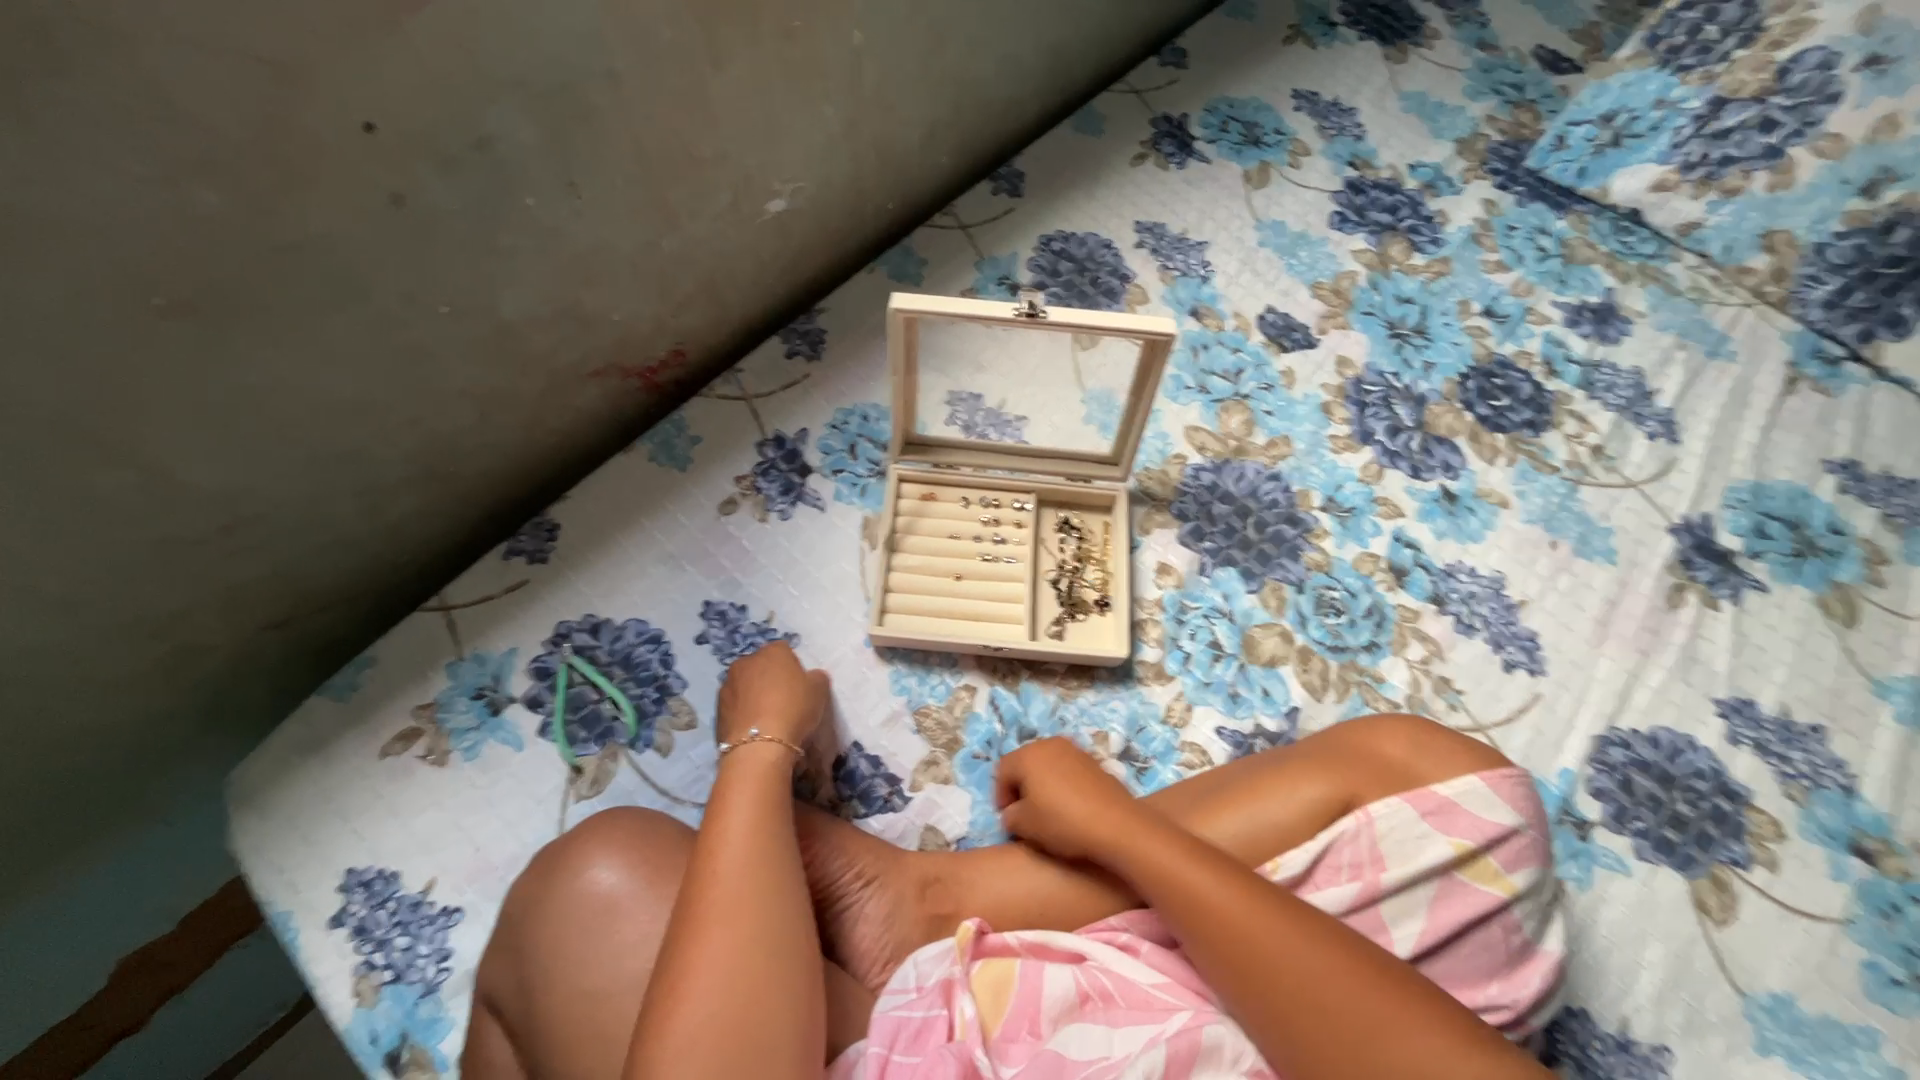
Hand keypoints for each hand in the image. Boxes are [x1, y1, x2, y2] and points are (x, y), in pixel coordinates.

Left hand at [717, 643, 830, 745]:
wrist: (759, 746)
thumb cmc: (793, 709)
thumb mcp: (819, 691)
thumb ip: (816, 678)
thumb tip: (811, 677)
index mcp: (772, 651)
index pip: (784, 651)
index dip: (793, 667)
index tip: (799, 686)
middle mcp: (745, 661)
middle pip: (761, 666)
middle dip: (769, 678)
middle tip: (782, 700)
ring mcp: (727, 684)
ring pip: (745, 685)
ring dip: (753, 695)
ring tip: (766, 718)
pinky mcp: (716, 709)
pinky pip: (735, 706)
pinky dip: (743, 712)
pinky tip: (754, 729)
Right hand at [994, 737, 1147, 862]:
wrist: (1116, 824)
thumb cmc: (1062, 821)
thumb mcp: (1024, 825)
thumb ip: (1009, 816)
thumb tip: (1012, 813)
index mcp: (1027, 755)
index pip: (1002, 771)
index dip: (1000, 795)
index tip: (1007, 817)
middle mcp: (1049, 744)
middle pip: (1024, 763)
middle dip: (1020, 786)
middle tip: (1024, 812)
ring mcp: (1075, 750)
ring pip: (1047, 764)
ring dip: (1042, 783)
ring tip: (1047, 810)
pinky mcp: (1094, 761)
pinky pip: (1067, 769)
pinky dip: (1062, 784)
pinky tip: (1069, 806)